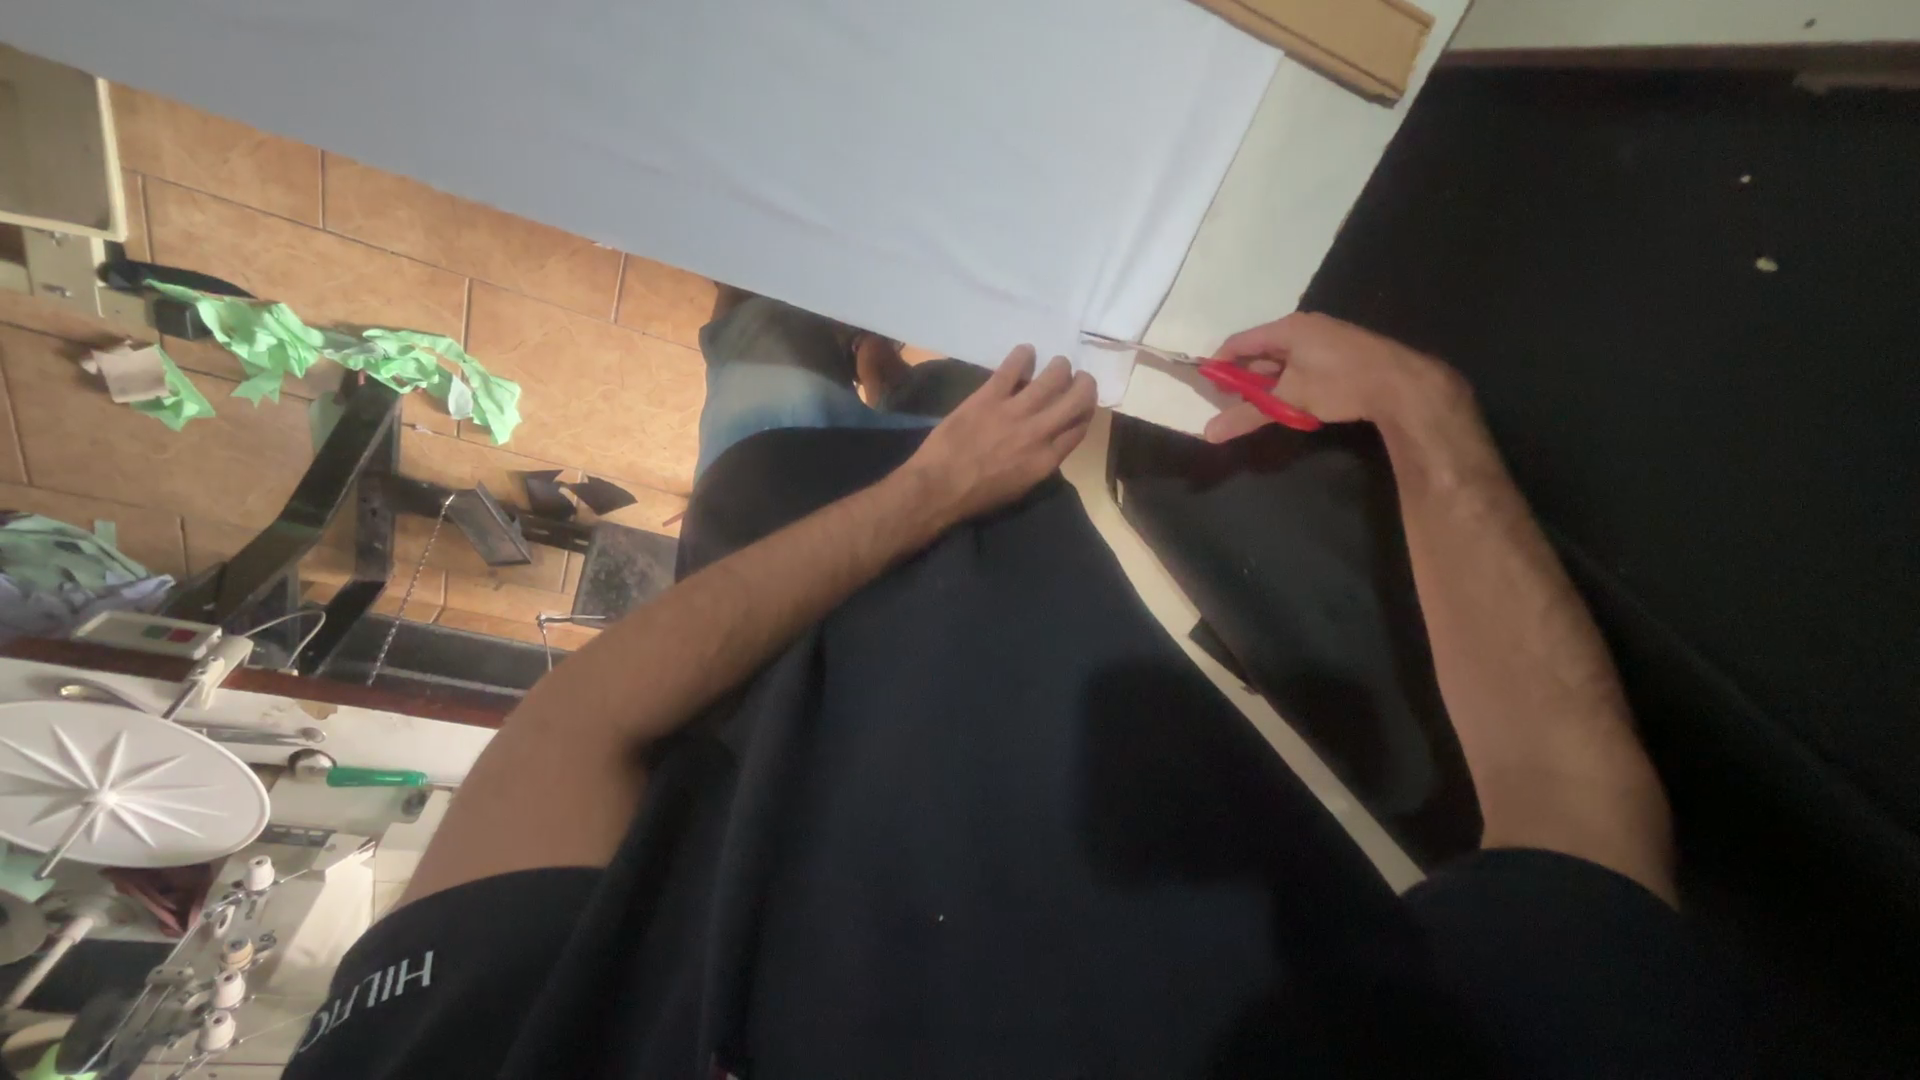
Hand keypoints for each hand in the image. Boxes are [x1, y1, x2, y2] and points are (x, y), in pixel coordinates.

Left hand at [900, 344, 1097, 523]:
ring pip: (1053, 377)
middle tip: (1077, 379)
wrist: (939, 487)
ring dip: (1059, 366)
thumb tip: (1048, 442)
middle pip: (1077, 399)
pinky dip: (1023, 356)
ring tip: (1055, 364)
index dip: (1086, 412)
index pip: (1080, 427)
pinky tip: (1025, 353)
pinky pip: (1013, 367)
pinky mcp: (989, 396)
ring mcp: (1015, 412)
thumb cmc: (977, 496)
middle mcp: (1039, 433)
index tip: (1081, 406)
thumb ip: (1039, 462)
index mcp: (1047, 460)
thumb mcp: (1020, 488)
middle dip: (1084, 384)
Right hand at [1202, 313, 1463, 441]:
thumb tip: (1208, 433)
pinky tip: (1289, 402)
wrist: (1401, 384)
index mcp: (1287, 329)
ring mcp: (1323, 338)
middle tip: (1231, 402)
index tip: (1207, 387)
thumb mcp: (1288, 400)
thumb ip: (1247, 415)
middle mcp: (1303, 327)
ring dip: (1266, 383)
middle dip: (1243, 377)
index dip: (1219, 364)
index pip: (1239, 342)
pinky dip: (1287, 382)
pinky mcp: (1338, 353)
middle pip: (1259, 350)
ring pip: (1281, 360)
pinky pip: (1300, 364)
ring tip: (1258, 406)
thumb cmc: (1340, 383)